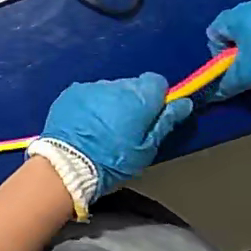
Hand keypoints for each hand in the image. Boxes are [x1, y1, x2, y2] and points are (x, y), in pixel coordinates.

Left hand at [39, 73, 193, 194]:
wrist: (64, 168)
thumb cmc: (111, 162)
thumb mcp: (146, 150)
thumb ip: (166, 122)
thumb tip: (185, 103)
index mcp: (139, 97)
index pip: (157, 82)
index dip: (157, 98)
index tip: (151, 117)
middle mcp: (117, 85)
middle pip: (133, 86)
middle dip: (133, 102)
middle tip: (126, 129)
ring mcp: (92, 87)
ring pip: (111, 90)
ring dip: (112, 104)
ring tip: (103, 130)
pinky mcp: (72, 92)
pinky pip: (90, 95)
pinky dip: (91, 106)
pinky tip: (86, 127)